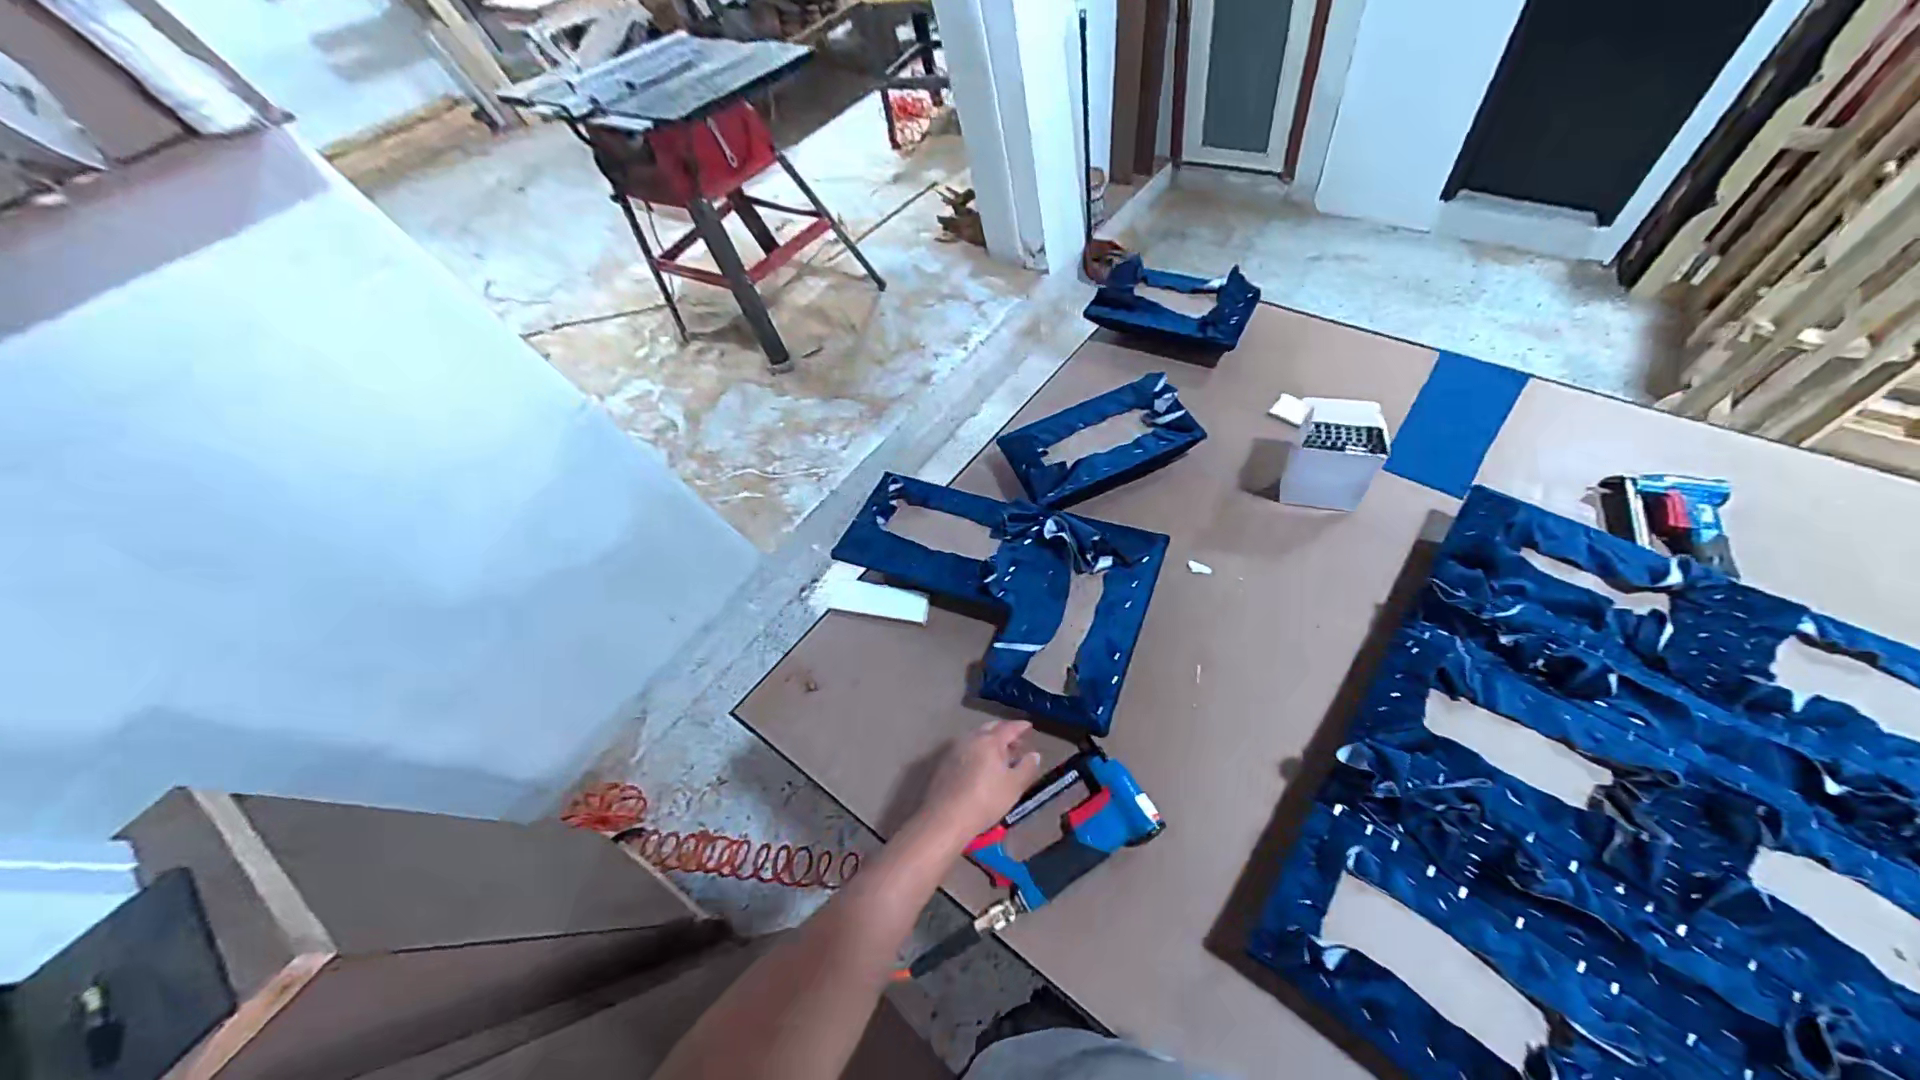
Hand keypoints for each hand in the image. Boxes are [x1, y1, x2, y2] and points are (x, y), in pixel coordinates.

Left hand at [912, 720, 1043, 850]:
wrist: (945, 818)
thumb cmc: (985, 801)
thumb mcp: (1014, 786)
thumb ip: (1027, 767)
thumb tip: (1034, 754)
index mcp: (989, 741)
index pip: (1008, 727)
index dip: (1020, 726)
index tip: (1028, 725)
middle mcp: (970, 739)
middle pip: (990, 728)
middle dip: (1004, 732)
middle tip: (1015, 741)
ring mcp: (954, 750)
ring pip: (975, 738)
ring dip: (989, 741)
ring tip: (999, 755)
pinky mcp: (943, 763)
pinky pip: (965, 749)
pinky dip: (977, 751)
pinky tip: (980, 766)